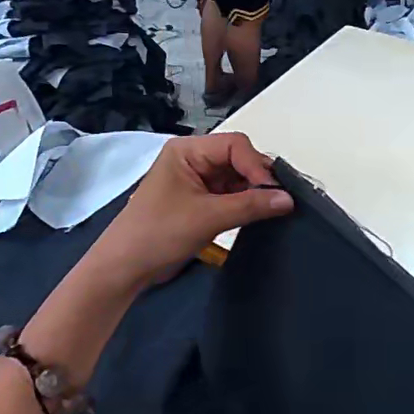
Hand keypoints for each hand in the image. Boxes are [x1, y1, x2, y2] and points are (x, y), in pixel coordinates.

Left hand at [81, 133, 292, 291]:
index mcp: (187, 151)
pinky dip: (246, 204)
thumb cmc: (158, 233)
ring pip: (237, 178)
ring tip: (273, 209)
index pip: (235, 145)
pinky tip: (260, 215)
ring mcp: (197, 181)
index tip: (274, 191)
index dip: (257, 165)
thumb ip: (250, 205)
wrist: (125, 268)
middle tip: (280, 200)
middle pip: (238, 159)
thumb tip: (288, 199)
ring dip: (254, 193)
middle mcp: (193, 160)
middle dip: (258, 178)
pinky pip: (231, 195)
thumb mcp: (207, 217)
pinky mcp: (200, 202)